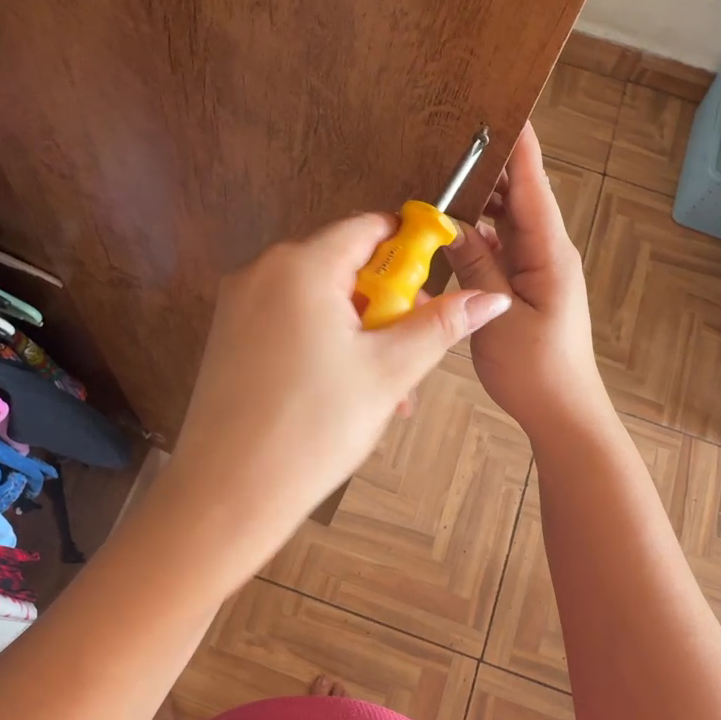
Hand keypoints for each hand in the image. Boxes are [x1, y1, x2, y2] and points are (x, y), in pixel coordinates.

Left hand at [166, 213, 511, 548]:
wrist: (229, 492)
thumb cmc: (312, 428)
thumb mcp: (388, 372)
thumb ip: (440, 325)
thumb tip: (492, 299)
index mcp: (300, 266)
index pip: (368, 228)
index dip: (410, 250)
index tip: (434, 286)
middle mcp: (261, 272)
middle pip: (342, 265)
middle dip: (385, 305)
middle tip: (411, 354)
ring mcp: (238, 305)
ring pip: (317, 300)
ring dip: (358, 333)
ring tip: (385, 390)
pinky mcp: (228, 337)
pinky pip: (289, 323)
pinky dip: (322, 344)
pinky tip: (343, 393)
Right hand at [446, 121, 612, 438]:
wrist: (561, 411)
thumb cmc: (538, 369)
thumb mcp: (499, 314)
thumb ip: (476, 265)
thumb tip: (448, 223)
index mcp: (549, 252)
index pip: (532, 187)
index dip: (519, 147)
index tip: (502, 110)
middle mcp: (546, 252)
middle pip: (517, 197)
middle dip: (488, 169)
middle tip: (451, 144)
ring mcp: (535, 269)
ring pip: (504, 223)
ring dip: (478, 204)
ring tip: (442, 180)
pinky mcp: (522, 286)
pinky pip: (498, 248)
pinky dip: (475, 236)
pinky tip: (449, 232)